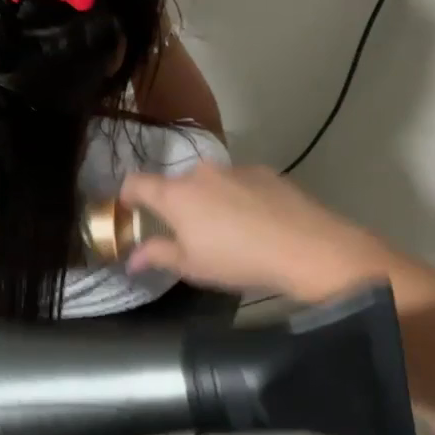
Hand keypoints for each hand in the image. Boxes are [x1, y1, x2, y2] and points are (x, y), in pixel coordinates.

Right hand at [121, 163, 395, 299]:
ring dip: (208, 201)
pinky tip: (254, 222)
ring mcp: (234, 169)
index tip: (129, 209)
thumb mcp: (192, 266)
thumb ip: (157, 255)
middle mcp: (200, 173)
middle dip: (175, 205)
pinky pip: (238, 183)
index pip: (136, 183)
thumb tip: (132, 258)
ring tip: (226, 230)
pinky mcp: (265, 172)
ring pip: (209, 183)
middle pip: (176, 185)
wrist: (307, 247)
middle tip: (187, 233)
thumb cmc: (238, 259)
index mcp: (175, 195)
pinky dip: (237, 198)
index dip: (127, 195)